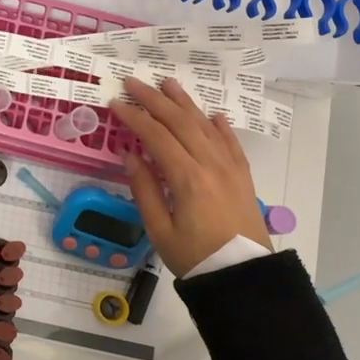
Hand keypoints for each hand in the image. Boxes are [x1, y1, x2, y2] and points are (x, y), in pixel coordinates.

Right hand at [108, 78, 268, 275]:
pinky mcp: (243, 177)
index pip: (156, 136)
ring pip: (206, 126)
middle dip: (155, 100)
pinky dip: (220, 126)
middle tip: (134, 82)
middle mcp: (211, 165)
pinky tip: (212, 115)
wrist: (243, 277)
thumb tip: (130, 154)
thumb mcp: (159, 229)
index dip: (134, 117)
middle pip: (181, 122)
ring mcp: (230, 169)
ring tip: (168, 84)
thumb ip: (144, 189)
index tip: (116, 103)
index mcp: (187, 178)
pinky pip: (231, 143)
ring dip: (185, 103)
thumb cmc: (195, 257)